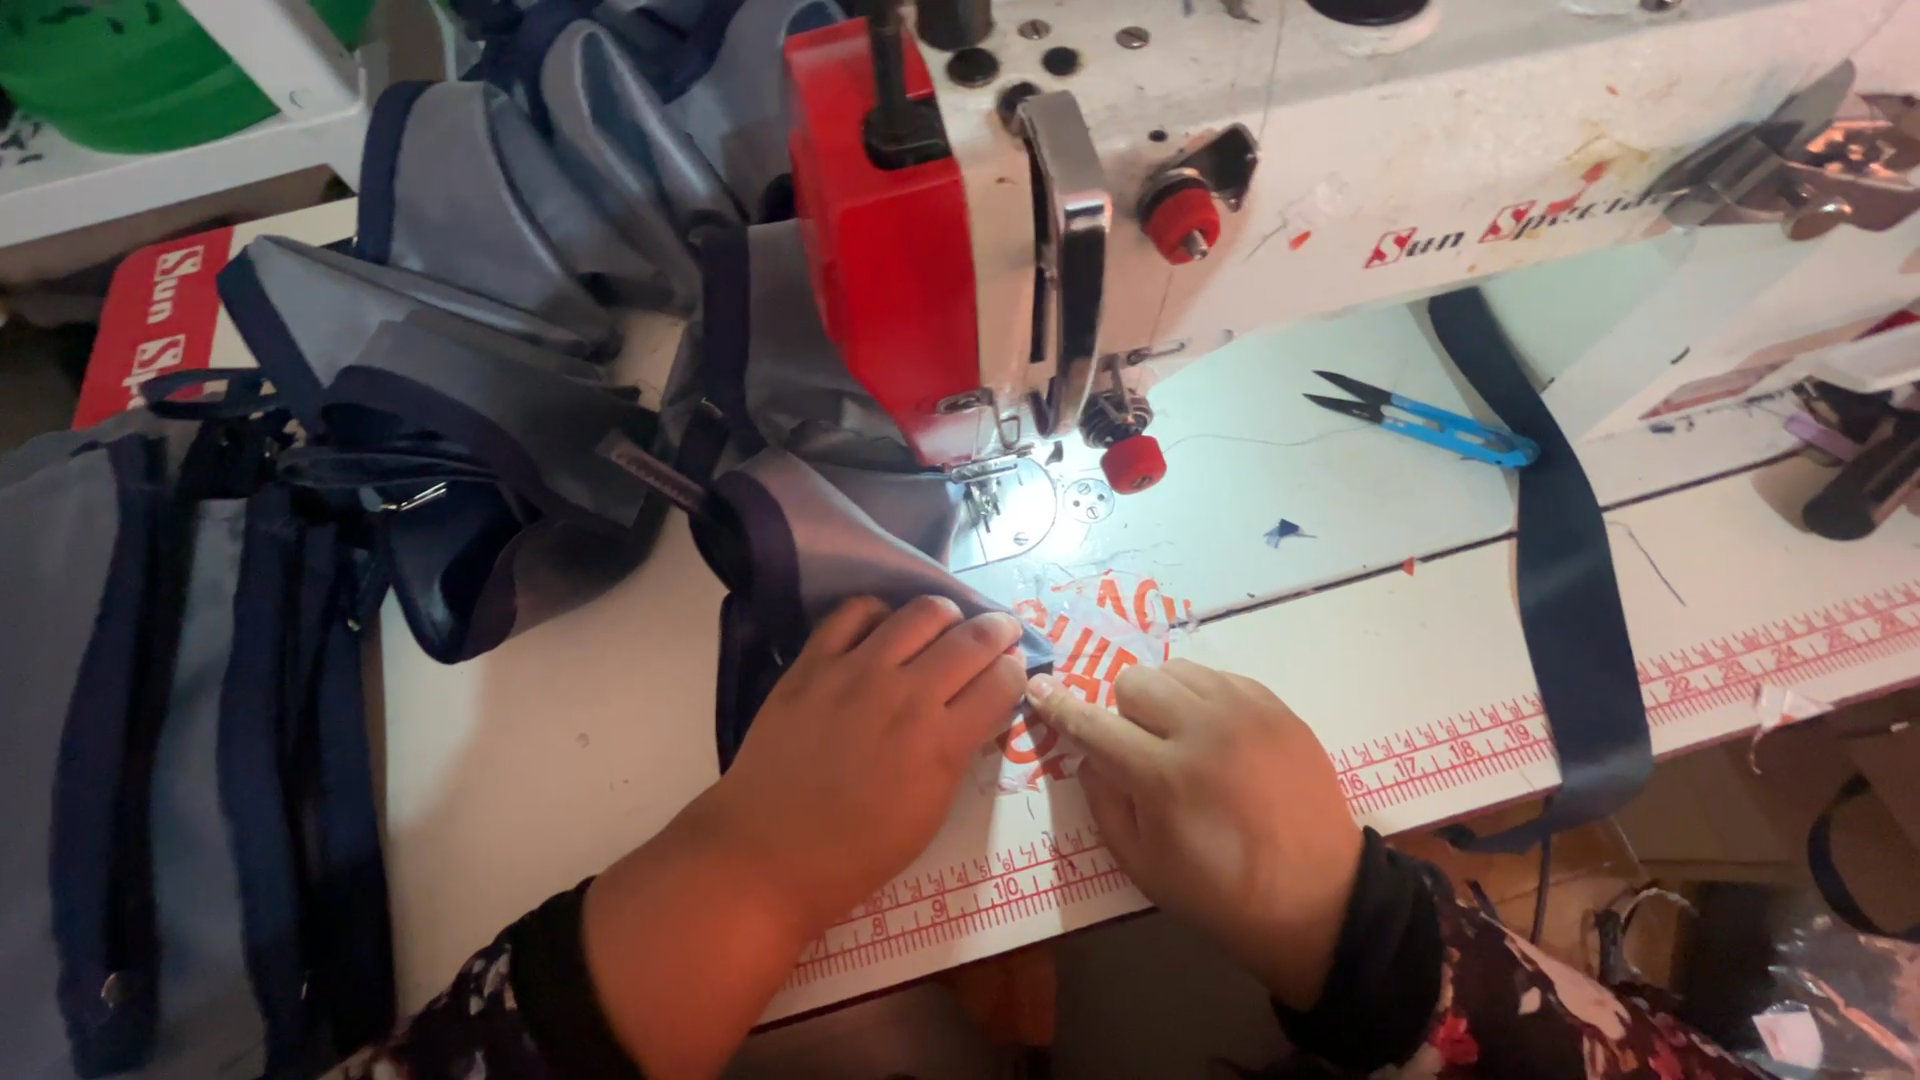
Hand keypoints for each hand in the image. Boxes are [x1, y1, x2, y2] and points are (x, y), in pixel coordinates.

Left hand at [686, 595, 1027, 933]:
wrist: (767, 853)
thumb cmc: (857, 852)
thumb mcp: (930, 811)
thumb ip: (958, 752)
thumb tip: (975, 709)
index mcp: (942, 743)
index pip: (1002, 682)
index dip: (1016, 670)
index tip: (1014, 668)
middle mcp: (907, 695)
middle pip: (972, 638)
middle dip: (999, 630)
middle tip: (1001, 632)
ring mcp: (857, 672)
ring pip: (921, 612)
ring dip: (947, 614)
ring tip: (945, 624)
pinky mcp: (814, 662)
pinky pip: (855, 612)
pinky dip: (879, 612)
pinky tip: (884, 627)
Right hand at [1026, 660, 1362, 1010]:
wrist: (1319, 900)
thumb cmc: (1219, 893)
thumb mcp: (1139, 862)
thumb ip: (1102, 798)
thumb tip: (1086, 750)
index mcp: (1165, 776)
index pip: (1093, 724)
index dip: (1059, 706)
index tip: (1038, 688)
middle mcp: (1203, 729)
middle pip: (1133, 681)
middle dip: (1125, 714)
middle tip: (1144, 750)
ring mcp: (1246, 711)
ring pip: (1175, 670)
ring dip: (1164, 699)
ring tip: (1181, 738)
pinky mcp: (1277, 706)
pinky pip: (1218, 675)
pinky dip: (1203, 698)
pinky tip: (1217, 735)